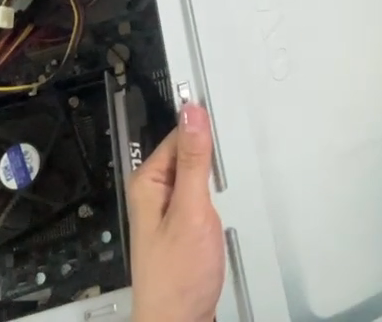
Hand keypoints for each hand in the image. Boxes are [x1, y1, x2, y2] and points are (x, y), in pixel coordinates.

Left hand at [127, 103, 223, 321]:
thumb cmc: (176, 279)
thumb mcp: (191, 210)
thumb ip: (195, 161)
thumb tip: (193, 113)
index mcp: (148, 182)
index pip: (178, 133)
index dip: (202, 123)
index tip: (222, 102)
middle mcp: (154, 193)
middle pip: (188, 151)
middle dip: (211, 151)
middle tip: (233, 139)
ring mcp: (168, 211)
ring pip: (196, 173)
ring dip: (215, 171)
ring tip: (232, 166)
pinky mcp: (182, 226)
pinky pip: (200, 193)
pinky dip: (215, 191)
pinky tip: (225, 197)